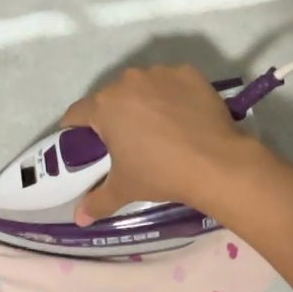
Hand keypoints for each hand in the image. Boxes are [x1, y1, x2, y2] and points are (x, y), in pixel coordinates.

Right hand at [59, 64, 267, 224]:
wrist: (215, 162)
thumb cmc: (160, 173)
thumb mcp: (124, 189)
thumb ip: (96, 202)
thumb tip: (80, 218)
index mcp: (105, 105)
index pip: (77, 114)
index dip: (77, 132)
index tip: (88, 148)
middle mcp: (128, 81)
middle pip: (111, 98)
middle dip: (114, 117)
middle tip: (128, 143)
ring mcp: (160, 73)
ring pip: (142, 86)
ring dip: (144, 102)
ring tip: (161, 129)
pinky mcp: (188, 73)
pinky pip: (171, 83)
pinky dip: (173, 96)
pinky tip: (184, 117)